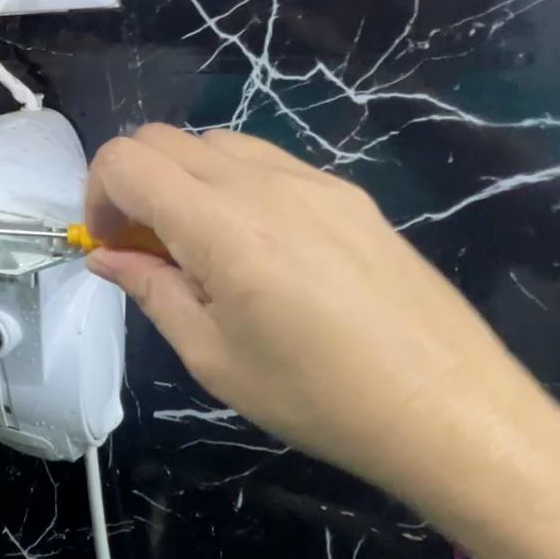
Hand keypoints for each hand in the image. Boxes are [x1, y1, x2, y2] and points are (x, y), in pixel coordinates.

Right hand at [81, 125, 555, 495]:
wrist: (462, 418)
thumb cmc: (321, 398)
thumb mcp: (212, 356)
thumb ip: (150, 290)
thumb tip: (105, 256)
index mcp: (221, 226)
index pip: (124, 162)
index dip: (97, 195)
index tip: (111, 244)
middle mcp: (262, 185)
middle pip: (159, 139)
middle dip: (131, 183)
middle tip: (144, 244)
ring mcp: (312, 182)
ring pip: (210, 142)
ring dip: (180, 177)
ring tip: (199, 241)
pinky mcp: (348, 194)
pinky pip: (264, 160)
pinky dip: (231, 181)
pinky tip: (257, 242)